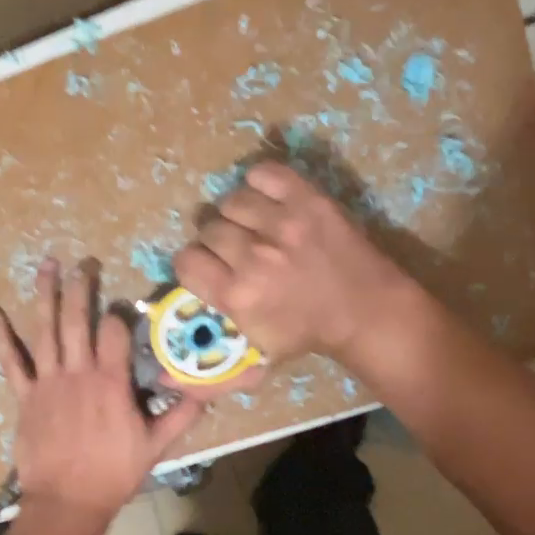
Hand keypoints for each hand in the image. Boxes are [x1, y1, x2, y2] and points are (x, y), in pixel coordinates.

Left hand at [0, 259, 204, 519]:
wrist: (67, 501)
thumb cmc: (112, 475)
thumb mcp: (154, 447)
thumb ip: (180, 417)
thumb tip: (205, 394)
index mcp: (111, 383)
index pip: (114, 332)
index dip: (118, 315)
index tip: (121, 308)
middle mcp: (78, 373)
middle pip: (78, 320)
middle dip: (81, 288)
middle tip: (82, 263)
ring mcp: (48, 382)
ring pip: (46, 330)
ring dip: (46, 296)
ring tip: (47, 265)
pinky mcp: (25, 397)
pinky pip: (12, 362)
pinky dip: (1, 337)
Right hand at [173, 162, 421, 359]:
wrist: (365, 311)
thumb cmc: (307, 333)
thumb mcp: (256, 352)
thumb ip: (214, 350)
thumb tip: (169, 360)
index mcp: (237, 296)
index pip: (186, 262)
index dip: (194, 265)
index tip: (208, 269)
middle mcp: (254, 257)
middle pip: (208, 229)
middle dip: (217, 241)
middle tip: (237, 251)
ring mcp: (282, 224)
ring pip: (232, 201)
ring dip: (237, 214)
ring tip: (253, 225)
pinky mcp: (308, 200)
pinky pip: (264, 173)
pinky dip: (258, 183)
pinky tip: (266, 199)